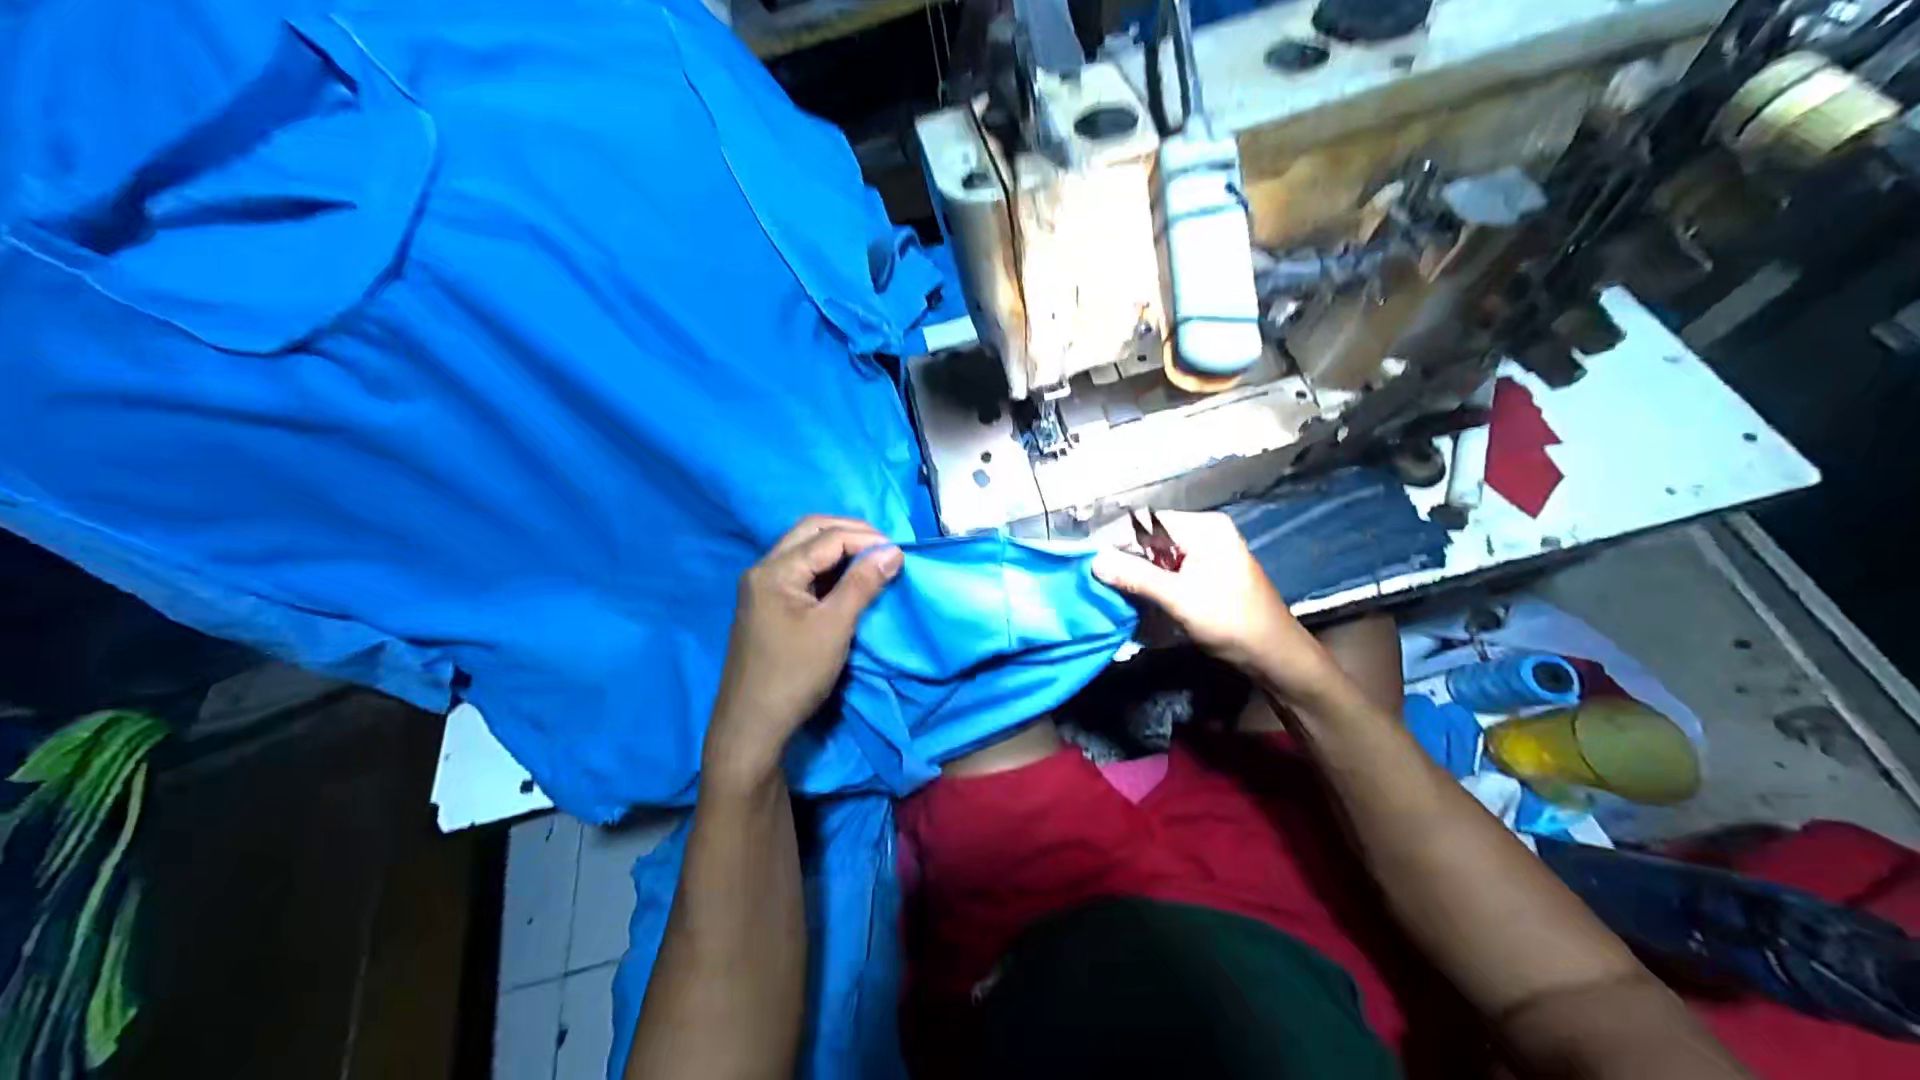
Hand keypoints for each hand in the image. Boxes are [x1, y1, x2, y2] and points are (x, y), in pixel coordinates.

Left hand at [704, 515, 903, 788]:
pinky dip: (827, 568)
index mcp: (774, 571)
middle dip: (850, 533)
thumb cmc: (794, 675)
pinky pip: (800, 571)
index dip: (866, 539)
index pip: (826, 537)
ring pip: (804, 549)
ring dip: (838, 548)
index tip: (900, 553)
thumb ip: (862, 584)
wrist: (752, 725)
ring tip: (872, 561)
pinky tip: (848, 579)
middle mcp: (762, 570)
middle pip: (810, 532)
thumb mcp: (834, 627)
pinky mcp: (766, 604)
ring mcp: (761, 587)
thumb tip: (893, 551)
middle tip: (885, 549)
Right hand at [1091, 511, 1338, 702]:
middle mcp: (1208, 533)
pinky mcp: (1209, 573)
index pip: (1149, 522)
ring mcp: (1210, 553)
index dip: (1119, 539)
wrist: (1274, 655)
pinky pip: (1172, 568)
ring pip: (1160, 555)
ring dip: (1140, 572)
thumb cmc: (1230, 622)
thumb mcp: (1179, 598)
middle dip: (1128, 557)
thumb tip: (1096, 560)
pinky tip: (1140, 596)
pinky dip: (1155, 581)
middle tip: (1102, 578)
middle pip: (1154, 537)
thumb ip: (1136, 577)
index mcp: (1206, 528)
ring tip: (1116, 589)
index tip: (1093, 560)